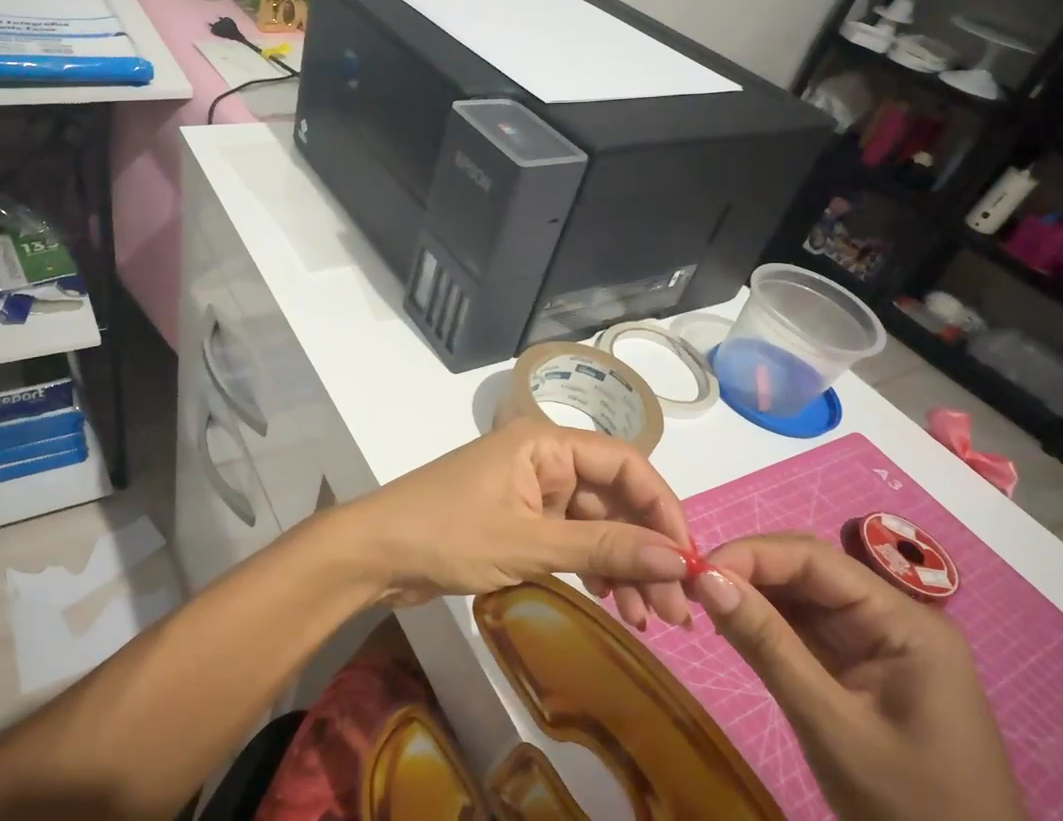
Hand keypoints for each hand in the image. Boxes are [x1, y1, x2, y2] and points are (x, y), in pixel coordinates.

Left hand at [334, 418, 695, 627]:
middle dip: (646, 552)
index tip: (689, 561)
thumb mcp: (530, 543)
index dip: (663, 509)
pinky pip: (570, 540)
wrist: (373, 554)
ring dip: (623, 567)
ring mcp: (531, 492)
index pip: (626, 464)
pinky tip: (614, 603)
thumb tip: (678, 559)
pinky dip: (592, 568)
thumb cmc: (447, 534)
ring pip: (595, 525)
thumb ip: (604, 547)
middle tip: (676, 612)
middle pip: (614, 500)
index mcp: (546, 443)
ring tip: (648, 620)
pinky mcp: (518, 521)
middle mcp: (544, 460)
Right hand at [688, 535, 1025, 820]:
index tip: (693, 569)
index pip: (816, 559)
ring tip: (700, 603)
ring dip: (754, 597)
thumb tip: (705, 579)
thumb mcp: (829, 724)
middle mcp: (895, 619)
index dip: (751, 554)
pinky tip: (734, 629)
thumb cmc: (907, 803)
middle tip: (688, 586)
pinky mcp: (866, 670)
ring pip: (805, 599)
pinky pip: (811, 631)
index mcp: (904, 621)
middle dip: (749, 571)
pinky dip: (770, 627)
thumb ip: (768, 646)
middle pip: (810, 572)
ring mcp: (881, 645)